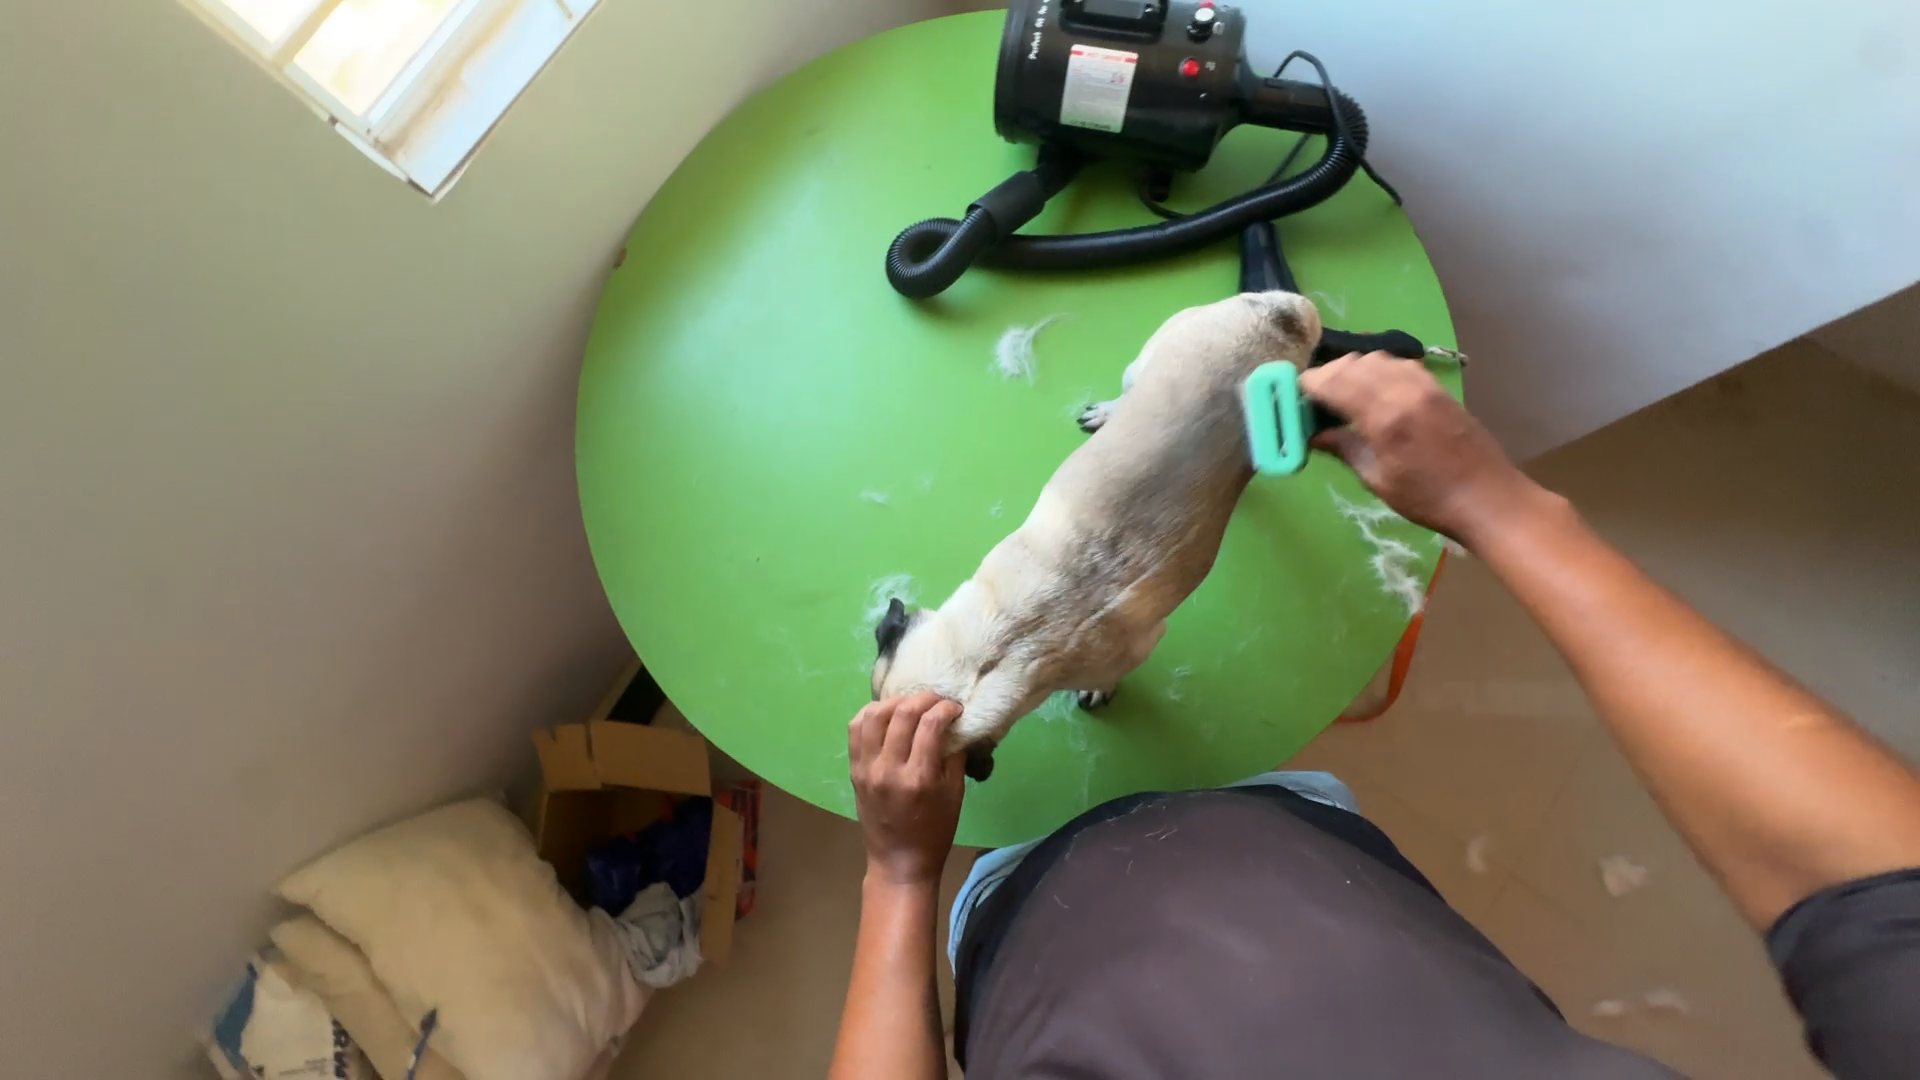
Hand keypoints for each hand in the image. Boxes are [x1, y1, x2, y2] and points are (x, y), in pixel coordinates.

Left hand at [848, 691, 965, 886]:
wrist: (899, 862)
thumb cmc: (935, 830)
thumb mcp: (955, 793)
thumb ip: (955, 754)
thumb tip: (955, 723)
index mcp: (919, 777)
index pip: (931, 724)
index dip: (946, 708)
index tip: (956, 708)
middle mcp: (889, 769)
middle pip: (903, 713)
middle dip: (925, 698)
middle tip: (937, 700)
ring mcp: (867, 768)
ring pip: (874, 714)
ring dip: (896, 701)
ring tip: (911, 703)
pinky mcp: (854, 770)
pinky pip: (856, 729)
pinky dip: (871, 713)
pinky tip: (887, 714)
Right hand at [1300, 351, 1543, 541]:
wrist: (1487, 498)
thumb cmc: (1426, 498)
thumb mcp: (1375, 478)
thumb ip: (1344, 448)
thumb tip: (1315, 435)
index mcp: (1384, 417)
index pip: (1335, 382)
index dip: (1309, 385)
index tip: (1294, 395)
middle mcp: (1404, 392)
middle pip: (1354, 364)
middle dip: (1327, 375)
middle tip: (1313, 398)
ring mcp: (1425, 386)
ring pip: (1377, 358)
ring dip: (1352, 369)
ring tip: (1340, 392)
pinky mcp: (1438, 389)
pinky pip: (1400, 365)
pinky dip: (1378, 369)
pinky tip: (1372, 389)